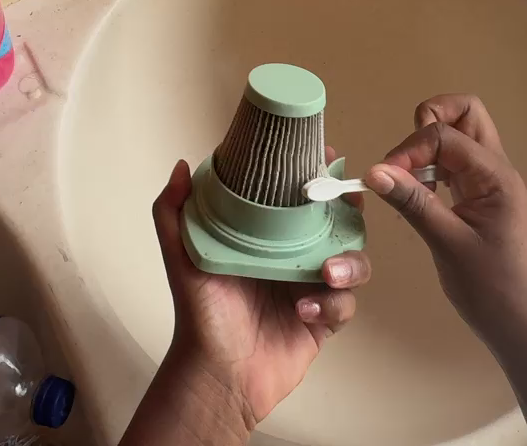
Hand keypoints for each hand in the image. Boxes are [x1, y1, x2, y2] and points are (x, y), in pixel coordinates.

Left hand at [123, 155, 370, 444]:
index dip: (317, 174)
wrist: (216, 373)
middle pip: (337, 223)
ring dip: (349, 263)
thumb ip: (173, 210)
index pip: (298, 196)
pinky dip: (331, 304)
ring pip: (352, 263)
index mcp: (268, 234)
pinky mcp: (323, 320)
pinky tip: (303, 309)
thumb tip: (182, 165)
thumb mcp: (181, 254)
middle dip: (349, 211)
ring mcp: (313, 287)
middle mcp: (295, 255)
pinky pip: (344, 305)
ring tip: (328, 271)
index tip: (328, 153)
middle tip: (350, 203)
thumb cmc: (199, 309)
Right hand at [363, 94, 526, 349]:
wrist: (523, 329)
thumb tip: (373, 170)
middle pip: (466, 112)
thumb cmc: (492, 289)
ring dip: (430, 141)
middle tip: (407, 155)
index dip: (411, 148)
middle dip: (431, 118)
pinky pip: (455, 159)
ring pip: (461, 132)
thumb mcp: (448, 244)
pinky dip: (432, 162)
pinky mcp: (479, 195)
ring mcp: (489, 181)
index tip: (385, 175)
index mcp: (495, 175)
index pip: (446, 134)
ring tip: (409, 175)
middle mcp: (495, 168)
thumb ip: (412, 202)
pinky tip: (418, 189)